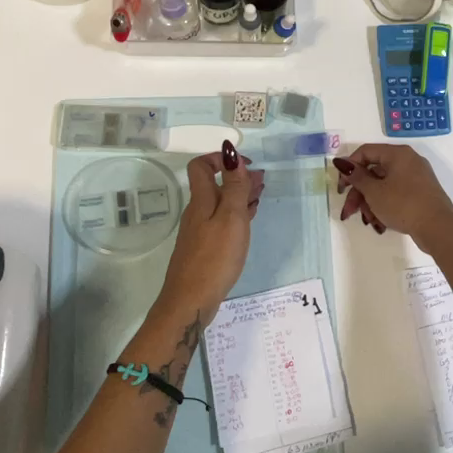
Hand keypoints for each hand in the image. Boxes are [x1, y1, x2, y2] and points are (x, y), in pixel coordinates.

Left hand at [158, 143, 265, 316]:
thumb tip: (231, 152)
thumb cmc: (214, 258)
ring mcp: (200, 231)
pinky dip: (237, 214)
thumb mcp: (231, 218)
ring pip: (220, 203)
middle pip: (214, 184)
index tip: (246, 165)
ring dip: (240, 194)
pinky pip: (222, 221)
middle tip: (262, 179)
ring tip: (261, 194)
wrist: (190, 301)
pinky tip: (249, 218)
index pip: (201, 166)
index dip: (221, 158)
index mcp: (202, 201)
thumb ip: (234, 186)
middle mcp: (198, 212)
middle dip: (237, 176)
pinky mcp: (205, 248)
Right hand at [333, 144, 452, 246]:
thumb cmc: (403, 204)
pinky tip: (380, 224)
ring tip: (369, 221)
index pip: (365, 152)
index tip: (341, 187)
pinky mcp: (420, 194)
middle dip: (359, 193)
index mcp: (397, 154)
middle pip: (374, 172)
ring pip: (384, 186)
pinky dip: (385, 206)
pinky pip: (396, 195)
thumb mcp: (374, 191)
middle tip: (349, 212)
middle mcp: (408, 161)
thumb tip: (342, 163)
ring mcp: (416, 178)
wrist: (438, 228)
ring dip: (371, 203)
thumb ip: (357, 177)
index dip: (349, 168)